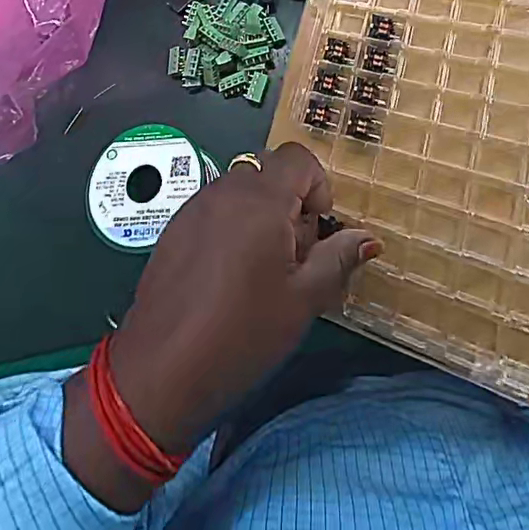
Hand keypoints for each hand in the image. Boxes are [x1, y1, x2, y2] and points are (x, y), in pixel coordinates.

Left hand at [62, 142, 378, 509]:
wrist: (161, 370)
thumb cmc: (242, 333)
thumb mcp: (303, 299)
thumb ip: (338, 258)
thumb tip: (367, 238)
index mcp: (260, 200)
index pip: (298, 158)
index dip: (318, 186)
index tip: (318, 228)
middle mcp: (224, 191)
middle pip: (268, 172)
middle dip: (290, 202)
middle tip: (294, 254)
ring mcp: (194, 207)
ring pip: (240, 189)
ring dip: (261, 213)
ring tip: (261, 268)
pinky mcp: (174, 227)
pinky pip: (215, 207)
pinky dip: (232, 224)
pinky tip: (228, 274)